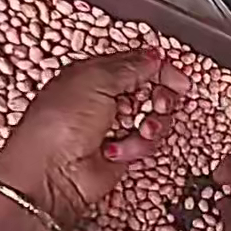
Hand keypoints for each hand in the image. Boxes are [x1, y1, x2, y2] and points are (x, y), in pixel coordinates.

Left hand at [0, 49, 190, 225]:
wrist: (51, 172)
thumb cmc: (60, 124)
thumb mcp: (95, 81)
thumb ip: (130, 66)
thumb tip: (155, 57)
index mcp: (96, 75)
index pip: (138, 65)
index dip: (161, 70)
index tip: (179, 80)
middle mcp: (107, 99)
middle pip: (152, 92)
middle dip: (161, 99)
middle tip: (159, 104)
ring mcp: (117, 126)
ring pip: (155, 119)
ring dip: (152, 125)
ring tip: (141, 131)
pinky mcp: (124, 151)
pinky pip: (148, 144)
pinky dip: (138, 147)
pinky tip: (119, 151)